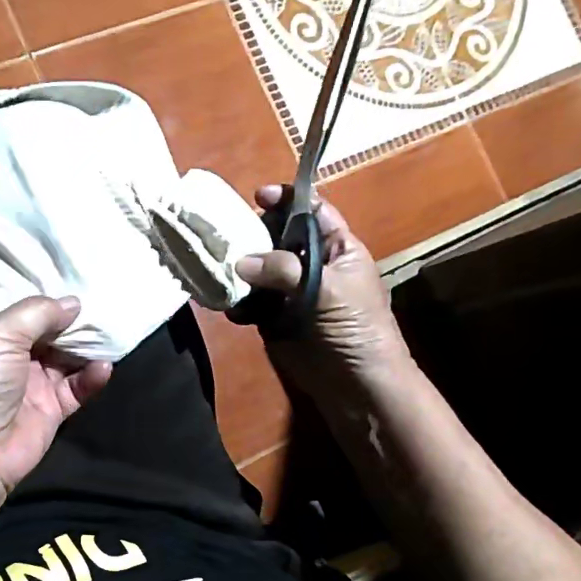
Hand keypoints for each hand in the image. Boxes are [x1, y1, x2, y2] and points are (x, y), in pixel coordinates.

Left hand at [0, 297, 112, 495]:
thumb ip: (38, 312)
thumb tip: (74, 303)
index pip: (17, 305)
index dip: (44, 293)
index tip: (75, 274)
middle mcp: (6, 355)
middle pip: (47, 330)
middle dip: (72, 318)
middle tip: (104, 299)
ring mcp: (30, 383)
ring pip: (66, 357)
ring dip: (87, 346)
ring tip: (111, 331)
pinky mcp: (50, 409)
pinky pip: (77, 387)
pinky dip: (92, 376)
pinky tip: (104, 367)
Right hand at [233, 186, 411, 398]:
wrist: (356, 384)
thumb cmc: (355, 328)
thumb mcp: (328, 288)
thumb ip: (285, 269)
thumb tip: (240, 262)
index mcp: (337, 249)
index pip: (312, 211)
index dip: (288, 199)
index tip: (258, 196)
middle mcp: (312, 265)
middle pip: (278, 237)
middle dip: (254, 234)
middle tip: (229, 235)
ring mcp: (292, 293)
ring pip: (260, 270)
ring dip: (241, 270)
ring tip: (224, 272)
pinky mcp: (276, 320)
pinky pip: (252, 302)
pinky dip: (239, 302)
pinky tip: (233, 307)